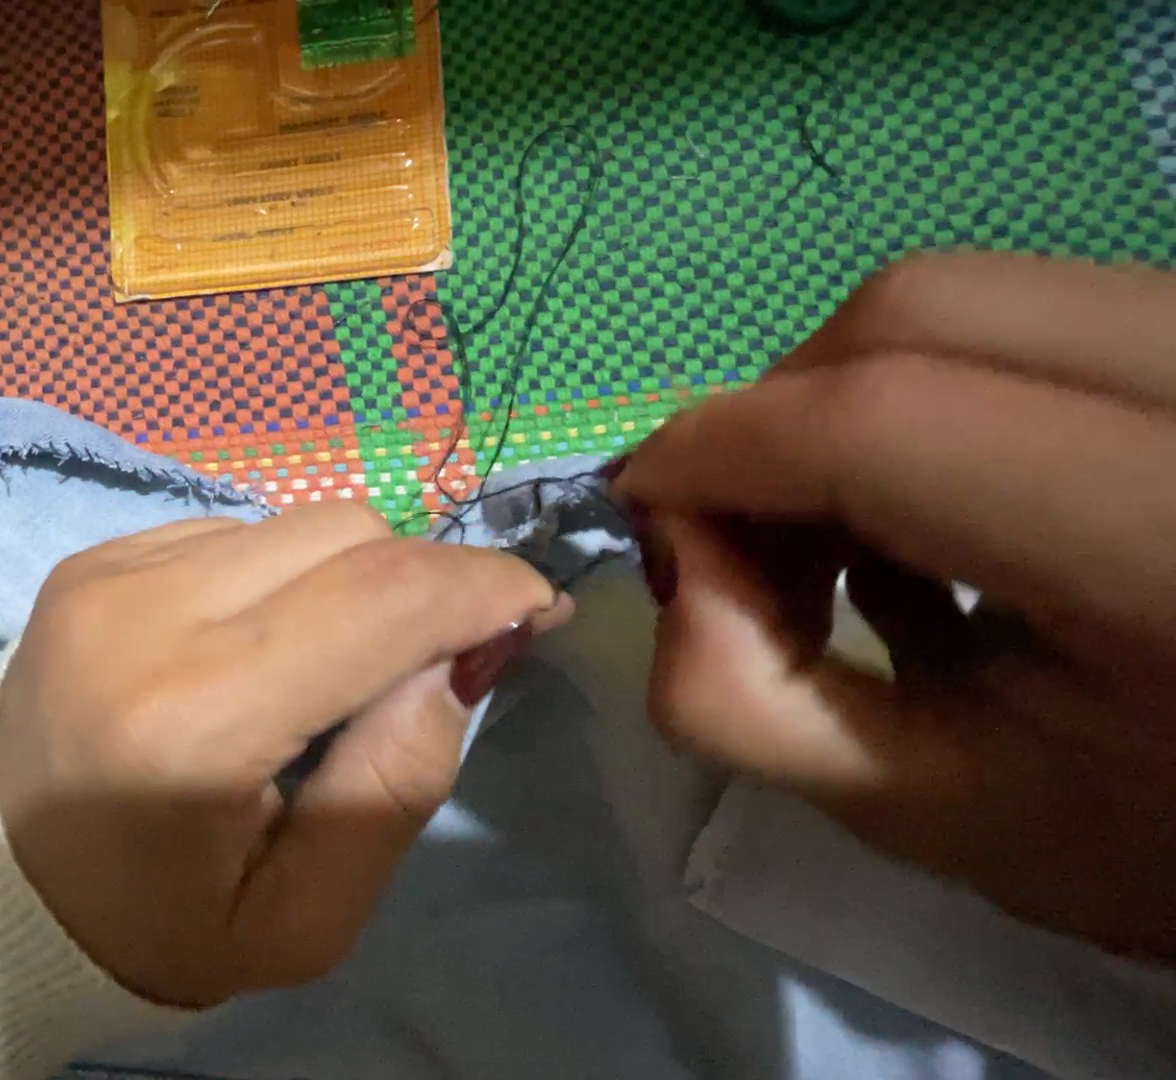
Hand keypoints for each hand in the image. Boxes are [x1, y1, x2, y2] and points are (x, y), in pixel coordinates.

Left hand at [0, 504, 569, 1006]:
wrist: (3, 880)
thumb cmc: (160, 919)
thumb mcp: (303, 916)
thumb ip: (396, 782)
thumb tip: (455, 655)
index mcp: (193, 717)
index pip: (376, 600)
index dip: (479, 586)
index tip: (534, 605)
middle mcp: (140, 613)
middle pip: (344, 534)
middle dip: (419, 579)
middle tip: (428, 653)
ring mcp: (107, 570)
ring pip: (294, 521)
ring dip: (345, 577)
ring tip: (318, 660)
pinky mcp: (91, 558)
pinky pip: (233, 530)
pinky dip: (276, 573)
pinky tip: (246, 638)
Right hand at [611, 252, 1175, 958]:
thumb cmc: (1161, 844)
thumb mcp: (932, 814)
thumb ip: (744, 700)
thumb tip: (674, 566)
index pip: (886, 421)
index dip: (715, 451)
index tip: (647, 522)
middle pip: (917, 314)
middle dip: (769, 418)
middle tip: (742, 532)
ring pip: (966, 300)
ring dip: (834, 408)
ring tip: (837, 531)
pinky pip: (1024, 317)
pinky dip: (913, 398)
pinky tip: (924, 510)